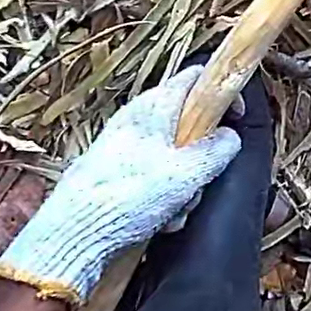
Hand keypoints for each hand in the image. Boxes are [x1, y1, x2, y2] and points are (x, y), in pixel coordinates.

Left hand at [0, 65, 238, 302]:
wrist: (73, 234)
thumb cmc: (130, 194)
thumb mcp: (188, 171)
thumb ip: (218, 149)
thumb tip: (232, 137)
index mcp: (156, 104)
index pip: (197, 77)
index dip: (222, 92)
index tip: (236, 117)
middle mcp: (138, 117)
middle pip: (188, 123)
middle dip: (203, 156)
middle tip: (202, 180)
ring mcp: (124, 144)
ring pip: (173, 154)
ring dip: (185, 183)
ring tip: (176, 210)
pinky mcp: (115, 170)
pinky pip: (153, 175)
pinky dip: (163, 196)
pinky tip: (160, 221)